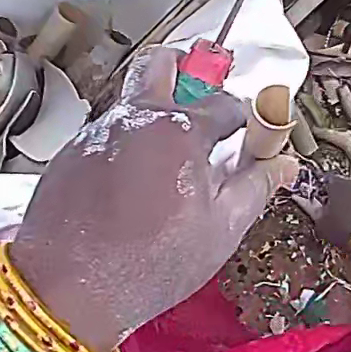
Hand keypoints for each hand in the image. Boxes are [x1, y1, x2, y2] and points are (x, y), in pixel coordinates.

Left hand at [8, 46, 297, 351]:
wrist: (67, 290)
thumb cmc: (150, 263)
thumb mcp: (221, 229)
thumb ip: (256, 185)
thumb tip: (283, 164)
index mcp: (180, 130)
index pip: (225, 102)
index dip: (244, 117)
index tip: (247, 131)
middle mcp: (137, 117)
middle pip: (163, 61)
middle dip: (188, 67)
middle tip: (203, 96)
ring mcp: (99, 130)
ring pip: (132, 97)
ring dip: (156, 108)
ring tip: (170, 154)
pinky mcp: (72, 150)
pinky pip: (108, 129)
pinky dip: (127, 140)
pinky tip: (133, 181)